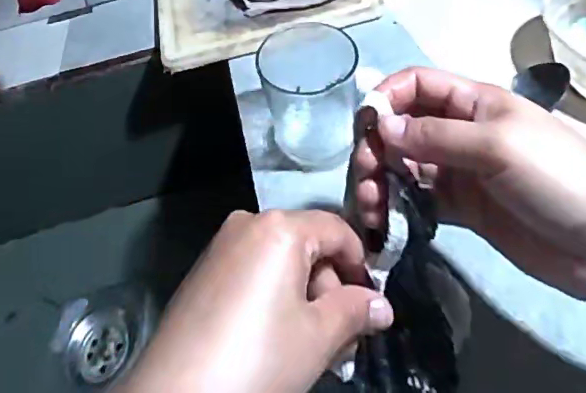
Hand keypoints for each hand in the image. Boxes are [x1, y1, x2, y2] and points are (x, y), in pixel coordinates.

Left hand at [119, 209, 392, 392]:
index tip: (370, 308)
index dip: (360, 267)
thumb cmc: (255, 362)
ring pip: (281, 264)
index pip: (338, 230)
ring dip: (303, 300)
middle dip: (329, 291)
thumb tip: (383, 305)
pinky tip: (274, 343)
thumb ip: (354, 312)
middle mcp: (250, 222)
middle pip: (309, 247)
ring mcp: (221, 247)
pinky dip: (272, 300)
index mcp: (280, 226)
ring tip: (309, 350)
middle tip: (340, 342)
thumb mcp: (316, 339)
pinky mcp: (201, 274)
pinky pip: (253, 274)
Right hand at [349, 67, 585, 298]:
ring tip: (373, 210)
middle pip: (406, 127)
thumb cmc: (557, 176)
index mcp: (474, 101)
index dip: (388, 98)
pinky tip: (388, 224)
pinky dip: (401, 209)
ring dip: (383, 181)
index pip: (418, 84)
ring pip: (409, 166)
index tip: (364, 129)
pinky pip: (423, 201)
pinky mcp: (467, 211)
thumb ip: (437, 136)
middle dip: (378, 146)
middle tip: (365, 182)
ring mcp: (465, 172)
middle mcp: (463, 131)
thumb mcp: (497, 145)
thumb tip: (380, 125)